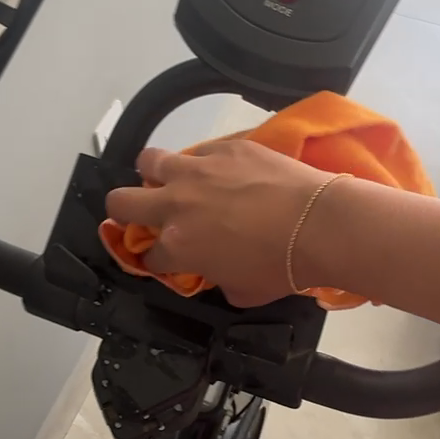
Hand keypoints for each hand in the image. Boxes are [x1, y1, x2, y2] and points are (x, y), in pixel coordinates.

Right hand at [104, 139, 342, 305]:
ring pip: (148, 160)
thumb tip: (217, 272)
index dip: (157, 261)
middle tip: (143, 215)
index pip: (148, 256)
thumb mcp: (241, 292)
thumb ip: (217, 280)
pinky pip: (200, 150)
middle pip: (121, 202)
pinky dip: (205, 163)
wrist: (319, 226)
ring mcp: (198, 170)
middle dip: (124, 212)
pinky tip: (225, 172)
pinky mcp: (226, 147)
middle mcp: (176, 204)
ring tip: (172, 181)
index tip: (169, 260)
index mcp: (177, 246)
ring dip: (154, 173)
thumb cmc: (281, 267)